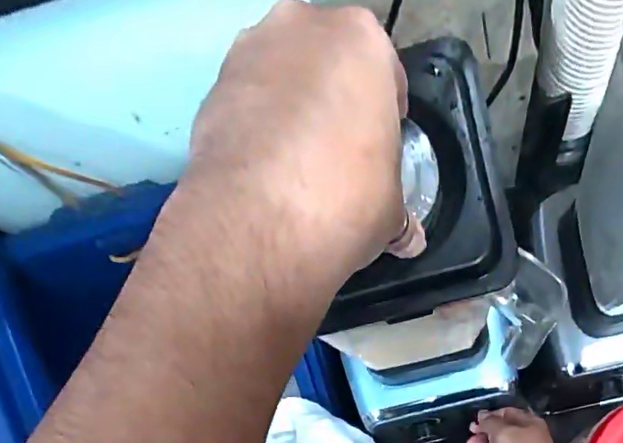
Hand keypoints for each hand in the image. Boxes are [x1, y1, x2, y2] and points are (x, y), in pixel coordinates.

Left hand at [183, 2, 421, 289]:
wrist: (260, 220)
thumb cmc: (346, 200)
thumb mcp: (391, 213)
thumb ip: (399, 213)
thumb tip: (408, 237)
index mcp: (362, 42)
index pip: (385, 71)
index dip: (387, 113)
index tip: (382, 145)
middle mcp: (303, 26)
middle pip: (329, 63)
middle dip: (336, 102)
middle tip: (342, 155)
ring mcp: (251, 48)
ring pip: (285, 77)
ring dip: (295, 111)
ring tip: (301, 169)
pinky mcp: (214, 85)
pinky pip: (250, 102)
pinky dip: (260, 128)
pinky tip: (270, 174)